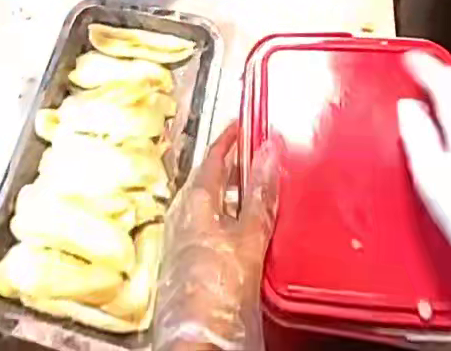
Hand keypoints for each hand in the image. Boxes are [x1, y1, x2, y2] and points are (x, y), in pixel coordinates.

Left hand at [152, 122, 278, 350]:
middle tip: (253, 153)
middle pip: (208, 179)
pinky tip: (238, 231)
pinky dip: (224, 217)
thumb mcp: (248, 238)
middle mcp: (182, 215)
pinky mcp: (184, 264)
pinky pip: (205, 227)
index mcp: (194, 200)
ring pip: (207, 204)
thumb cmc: (214, 292)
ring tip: (251, 189)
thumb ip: (260, 195)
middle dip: (231, 165)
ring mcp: (181, 240)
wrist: (195, 347)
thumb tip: (270, 150)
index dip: (229, 137)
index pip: (213, 157)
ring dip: (229, 193)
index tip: (241, 122)